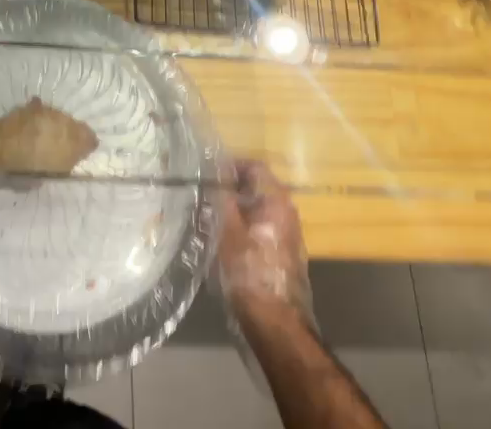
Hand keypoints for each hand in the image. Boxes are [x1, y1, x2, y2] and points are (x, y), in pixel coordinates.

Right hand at [216, 161, 313, 330]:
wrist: (276, 324)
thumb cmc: (249, 272)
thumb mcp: (227, 231)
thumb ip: (222, 197)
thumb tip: (216, 169)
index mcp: (277, 201)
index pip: (254, 166)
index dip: (230, 165)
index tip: (205, 173)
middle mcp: (288, 213)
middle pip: (256, 188)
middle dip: (229, 190)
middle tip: (201, 196)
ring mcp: (289, 236)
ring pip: (257, 211)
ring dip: (234, 211)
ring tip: (207, 219)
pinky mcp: (284, 256)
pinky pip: (260, 231)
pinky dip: (243, 230)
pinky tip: (223, 243)